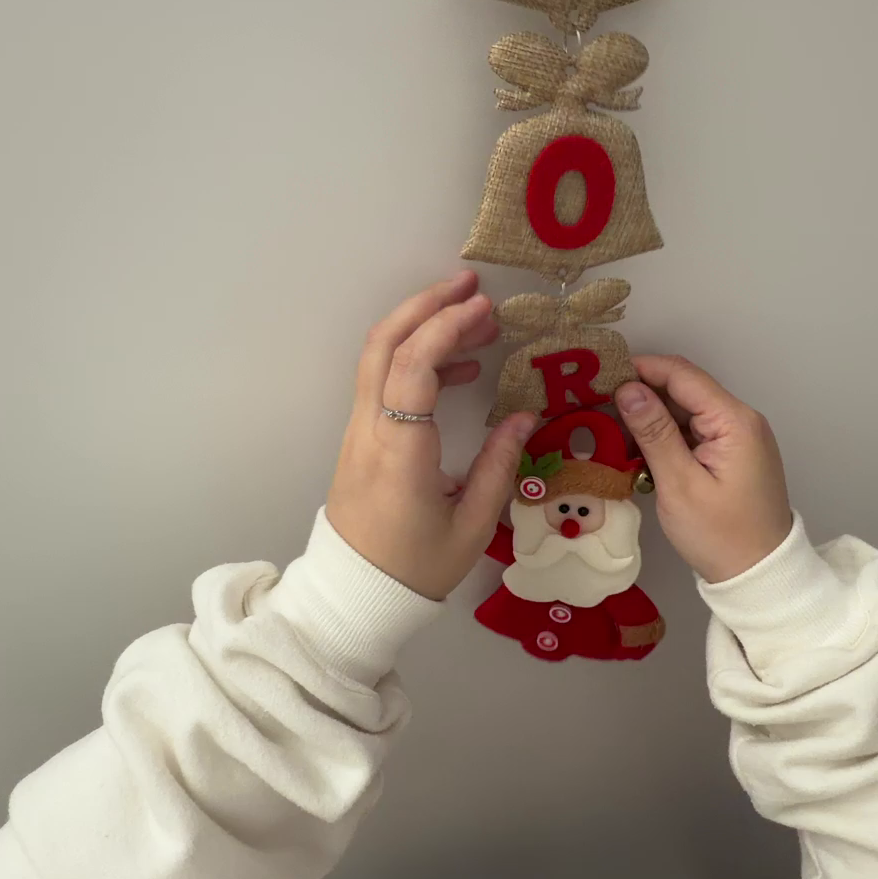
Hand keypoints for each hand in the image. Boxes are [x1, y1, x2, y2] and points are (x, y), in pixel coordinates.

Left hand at [326, 271, 538, 599]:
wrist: (354, 594)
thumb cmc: (415, 567)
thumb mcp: (472, 526)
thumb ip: (500, 466)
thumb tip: (523, 416)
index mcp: (400, 450)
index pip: (412, 367)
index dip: (446, 327)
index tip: (484, 308)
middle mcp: (371, 428)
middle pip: (383, 343)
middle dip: (425, 304)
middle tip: (471, 284)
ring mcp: (359, 429)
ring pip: (379, 356)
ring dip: (422, 326)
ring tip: (476, 320)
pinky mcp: (362, 435)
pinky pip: (384, 380)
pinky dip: (417, 358)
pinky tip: (459, 368)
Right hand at [613, 356, 791, 583]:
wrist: (760, 576)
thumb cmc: (720, 536)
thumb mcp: (679, 484)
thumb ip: (653, 432)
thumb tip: (627, 389)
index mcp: (733, 420)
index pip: (682, 374)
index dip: (641, 368)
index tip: (602, 376)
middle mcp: (738, 419)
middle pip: (683, 389)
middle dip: (641, 392)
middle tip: (598, 403)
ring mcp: (735, 436)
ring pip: (683, 410)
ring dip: (649, 417)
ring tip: (611, 429)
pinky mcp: (728, 453)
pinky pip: (690, 430)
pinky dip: (663, 436)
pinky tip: (636, 450)